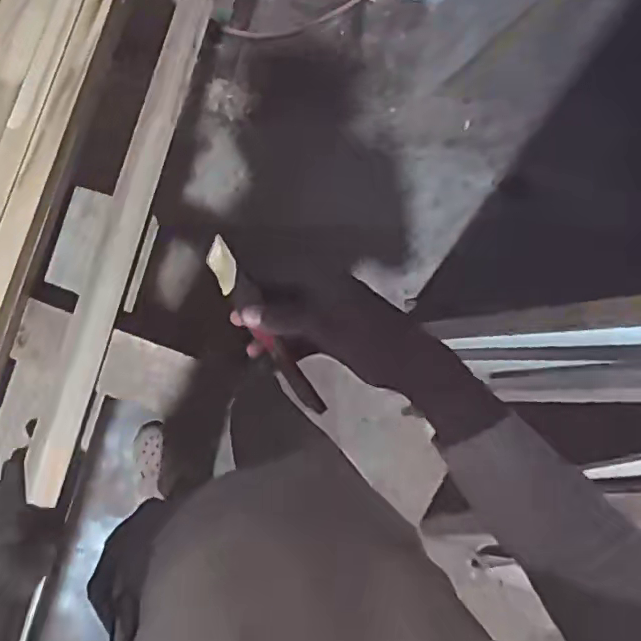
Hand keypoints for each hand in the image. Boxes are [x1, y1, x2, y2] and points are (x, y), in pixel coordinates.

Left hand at [0, 447, 61, 640]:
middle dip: (21, 480)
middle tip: (38, 479)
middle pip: (7, 486)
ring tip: (38, 512)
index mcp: (8, 504)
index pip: (13, 469)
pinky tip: (25, 534)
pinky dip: (13, 520)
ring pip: (3, 505)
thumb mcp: (48, 546)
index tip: (30, 445)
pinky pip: (0, 522)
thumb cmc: (21, 573)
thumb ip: (55, 523)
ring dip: (18, 504)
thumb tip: (63, 507)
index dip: (21, 456)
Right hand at [228, 275, 443, 393]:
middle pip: (282, 297)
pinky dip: (288, 347)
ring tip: (249, 350)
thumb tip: (242, 313)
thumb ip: (280, 317)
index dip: (253, 286)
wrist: (411, 365)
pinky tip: (271, 361)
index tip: (229, 298)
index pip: (278, 275)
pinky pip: (303, 336)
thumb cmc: (365, 338)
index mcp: (322, 280)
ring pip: (291, 319)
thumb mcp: (319, 326)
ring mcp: (329, 314)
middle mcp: (323, 292)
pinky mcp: (334, 334)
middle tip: (233, 326)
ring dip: (270, 333)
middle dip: (258, 312)